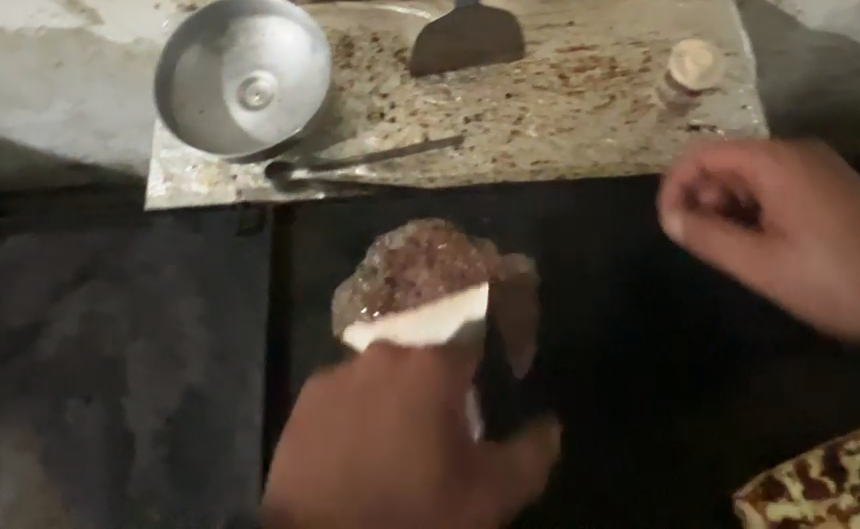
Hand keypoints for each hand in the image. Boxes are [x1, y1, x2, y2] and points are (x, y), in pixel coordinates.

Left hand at [262, 343, 560, 528]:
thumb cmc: (412, 513)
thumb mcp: (487, 497)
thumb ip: (530, 455)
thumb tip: (551, 424)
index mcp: (434, 365)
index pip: (474, 348)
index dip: (484, 376)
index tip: (486, 405)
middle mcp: (387, 350)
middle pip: (425, 364)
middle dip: (436, 393)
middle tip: (439, 438)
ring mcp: (341, 371)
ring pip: (383, 378)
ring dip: (394, 401)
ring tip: (395, 448)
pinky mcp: (307, 397)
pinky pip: (346, 396)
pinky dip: (356, 415)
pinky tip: (358, 452)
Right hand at [658, 138, 859, 344]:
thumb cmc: (838, 279)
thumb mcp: (764, 266)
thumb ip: (709, 237)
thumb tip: (672, 218)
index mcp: (775, 160)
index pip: (702, 154)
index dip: (675, 186)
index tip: (668, 225)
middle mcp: (797, 151)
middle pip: (729, 160)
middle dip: (704, 197)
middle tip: (699, 241)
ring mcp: (822, 167)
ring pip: (755, 175)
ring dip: (731, 206)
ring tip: (729, 249)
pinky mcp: (839, 187)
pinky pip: (782, 185)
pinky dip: (760, 208)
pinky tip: (764, 244)